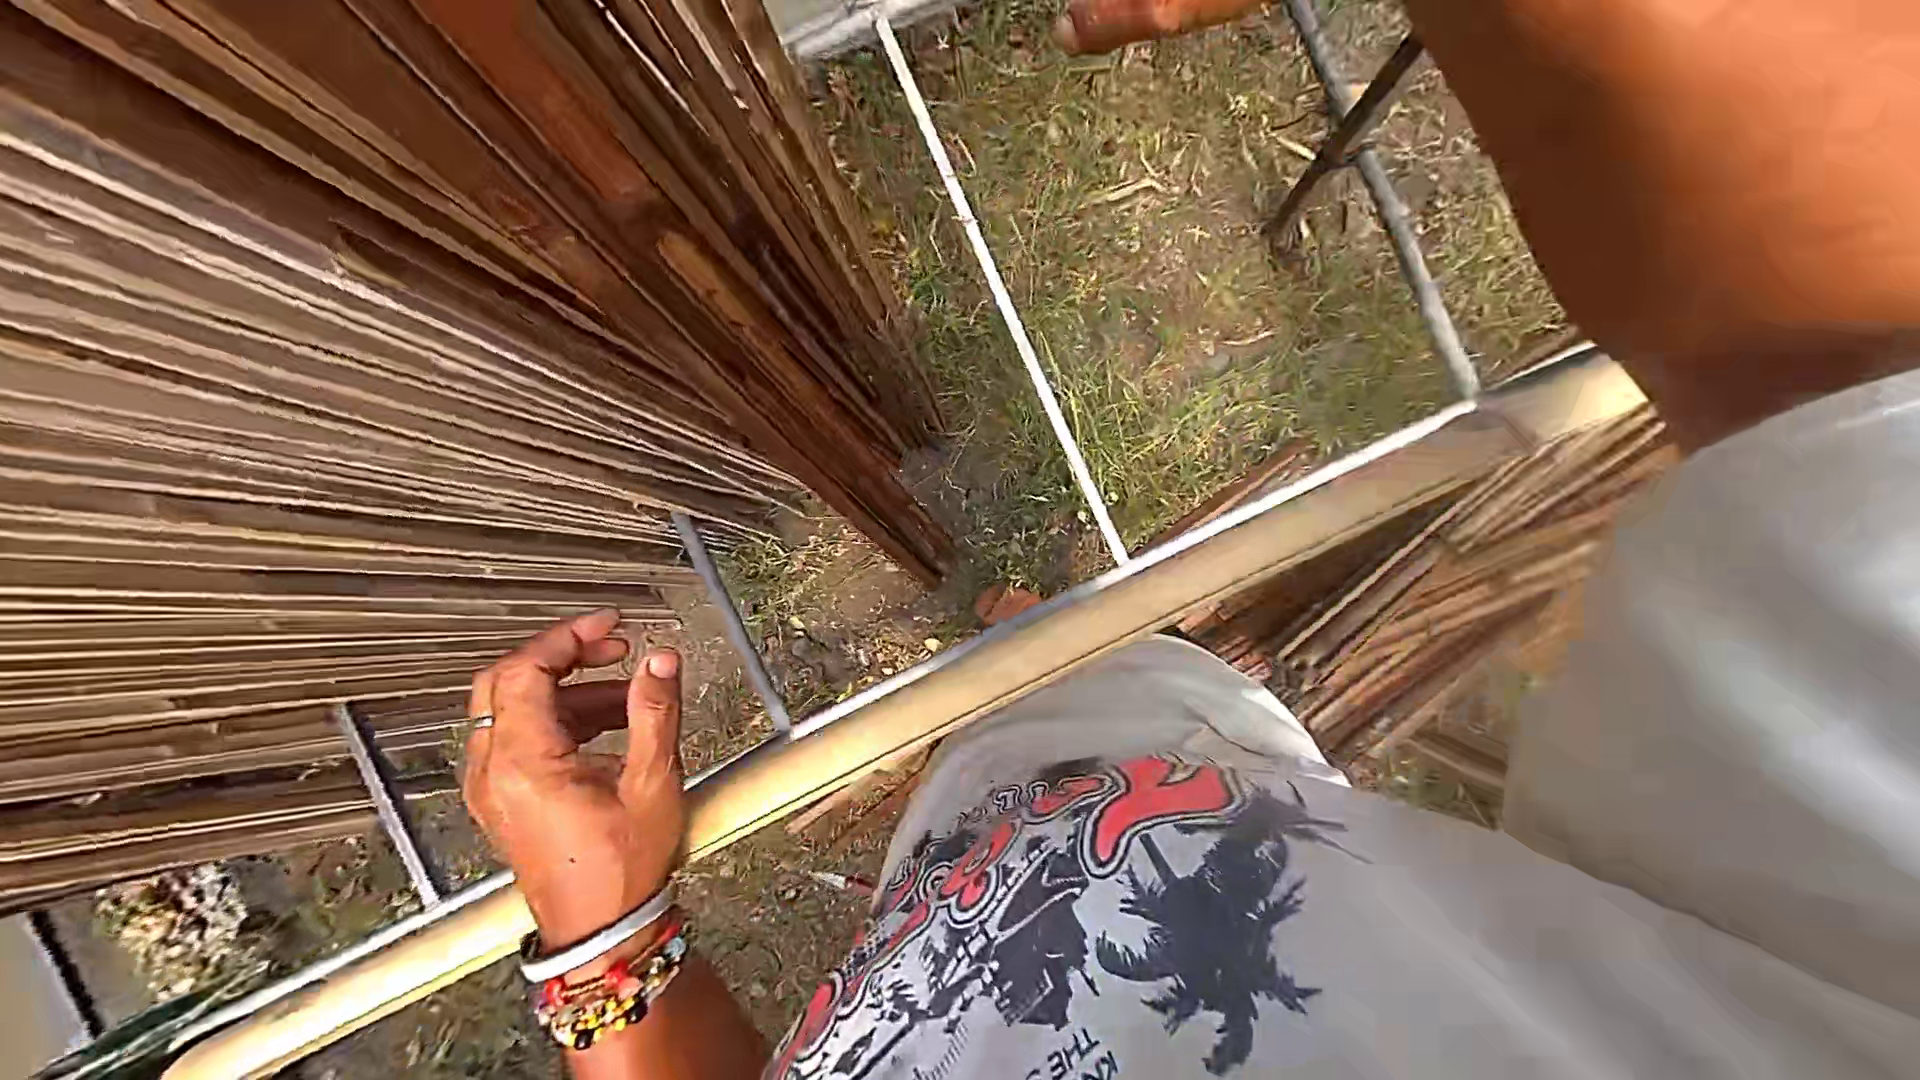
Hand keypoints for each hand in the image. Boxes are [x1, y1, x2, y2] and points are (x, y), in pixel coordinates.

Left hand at [461, 609, 685, 947]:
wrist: (602, 925)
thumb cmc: (622, 864)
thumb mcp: (652, 780)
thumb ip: (656, 711)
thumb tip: (661, 660)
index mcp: (524, 763)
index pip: (525, 672)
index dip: (567, 638)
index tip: (608, 624)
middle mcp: (495, 772)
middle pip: (506, 682)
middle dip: (564, 656)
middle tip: (611, 646)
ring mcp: (495, 787)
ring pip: (516, 708)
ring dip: (572, 688)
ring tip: (629, 693)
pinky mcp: (507, 797)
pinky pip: (524, 735)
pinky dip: (565, 715)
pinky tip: (611, 724)